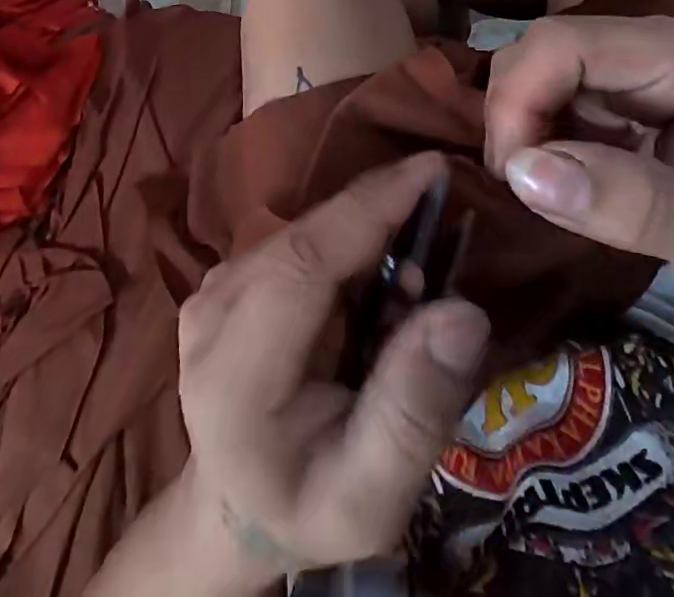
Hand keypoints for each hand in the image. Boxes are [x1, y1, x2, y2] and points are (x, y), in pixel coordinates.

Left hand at [175, 154, 491, 586]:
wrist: (238, 505)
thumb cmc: (306, 506)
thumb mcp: (375, 493)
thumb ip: (415, 407)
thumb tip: (463, 311)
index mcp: (235, 370)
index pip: (300, 264)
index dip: (367, 208)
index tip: (432, 167)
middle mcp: (209, 312)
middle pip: (301, 238)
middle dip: (378, 214)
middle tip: (444, 216)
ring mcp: (210, 290)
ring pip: (300, 233)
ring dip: (364, 233)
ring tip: (411, 283)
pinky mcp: (223, 281)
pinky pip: (292, 244)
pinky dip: (342, 246)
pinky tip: (373, 285)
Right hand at [485, 16, 673, 303]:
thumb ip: (635, 206)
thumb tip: (523, 172)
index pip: (566, 45)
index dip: (519, 100)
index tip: (512, 174)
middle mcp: (654, 45)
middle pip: (538, 51)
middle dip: (510, 117)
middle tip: (519, 186)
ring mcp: (628, 68)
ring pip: (529, 72)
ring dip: (514, 129)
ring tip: (536, 187)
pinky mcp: (608, 94)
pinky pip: (538, 98)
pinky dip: (525, 137)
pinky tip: (549, 176)